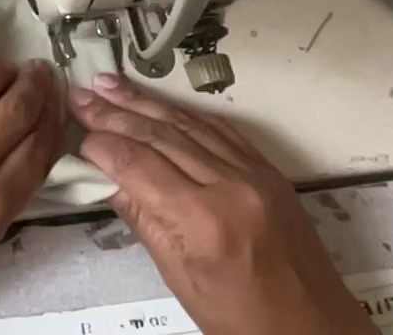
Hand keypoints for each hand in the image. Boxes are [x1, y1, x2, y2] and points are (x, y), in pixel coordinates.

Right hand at [70, 74, 375, 334]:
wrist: (318, 334)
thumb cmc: (243, 322)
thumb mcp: (180, 279)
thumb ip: (142, 218)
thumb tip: (103, 174)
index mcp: (204, 221)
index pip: (137, 164)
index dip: (101, 145)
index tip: (74, 133)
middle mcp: (230, 186)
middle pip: (158, 135)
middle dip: (112, 112)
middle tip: (78, 94)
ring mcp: (253, 172)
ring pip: (185, 123)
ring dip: (141, 101)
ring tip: (107, 83)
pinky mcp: (268, 169)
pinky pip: (217, 128)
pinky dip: (181, 111)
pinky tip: (157, 101)